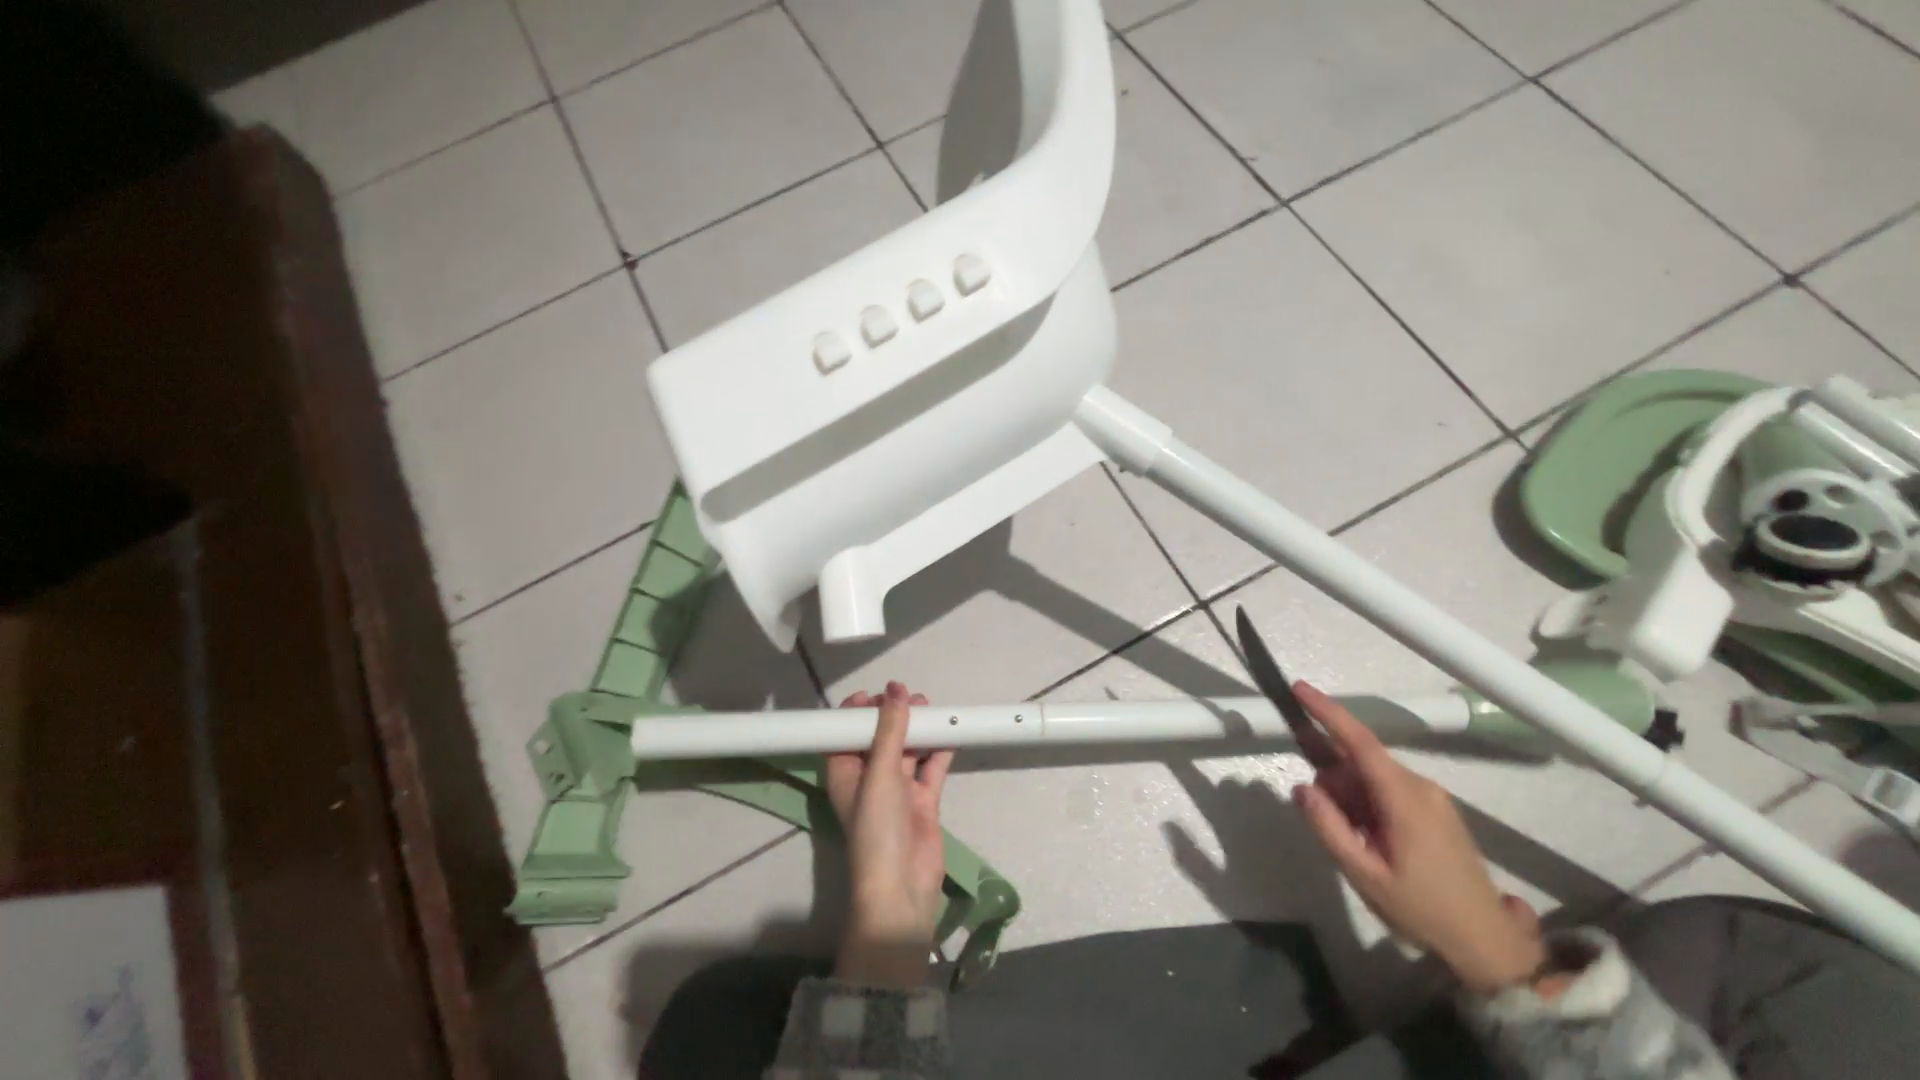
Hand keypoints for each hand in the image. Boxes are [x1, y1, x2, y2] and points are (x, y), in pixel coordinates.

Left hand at [825, 681, 952, 989]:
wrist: (901, 886)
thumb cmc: (877, 828)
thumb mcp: (880, 773)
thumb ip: (890, 730)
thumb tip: (895, 688)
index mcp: (844, 773)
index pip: (846, 735)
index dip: (859, 712)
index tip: (878, 693)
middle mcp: (869, 779)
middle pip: (880, 738)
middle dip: (894, 716)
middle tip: (913, 697)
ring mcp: (897, 791)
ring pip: (907, 750)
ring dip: (918, 730)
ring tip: (932, 707)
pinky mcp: (923, 801)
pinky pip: (931, 768)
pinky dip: (940, 750)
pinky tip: (951, 731)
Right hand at [1289, 682, 1546, 995]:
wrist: (1485, 940)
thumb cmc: (1421, 909)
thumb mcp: (1365, 875)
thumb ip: (1329, 828)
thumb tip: (1301, 787)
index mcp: (1405, 798)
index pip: (1360, 742)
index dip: (1328, 712)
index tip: (1300, 689)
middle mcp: (1421, 786)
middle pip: (1360, 763)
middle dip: (1333, 781)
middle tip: (1327, 825)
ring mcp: (1432, 797)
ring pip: (1372, 778)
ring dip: (1350, 798)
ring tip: (1355, 845)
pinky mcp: (1435, 809)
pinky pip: (1388, 791)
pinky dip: (1366, 806)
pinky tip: (1369, 841)